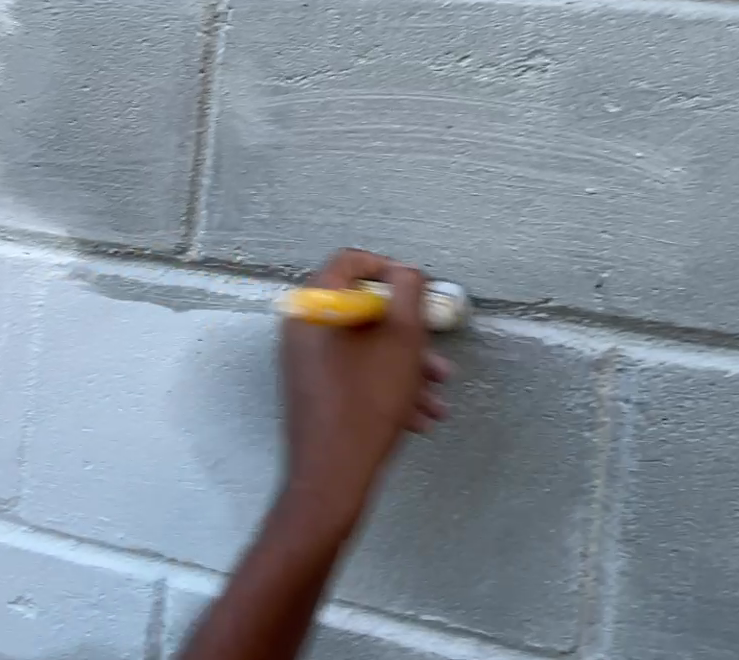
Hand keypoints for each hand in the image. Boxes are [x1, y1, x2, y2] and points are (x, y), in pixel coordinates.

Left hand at [278, 249, 453, 517]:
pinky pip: (352, 372)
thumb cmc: (368, 401)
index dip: (392, 270)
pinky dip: (385, 386)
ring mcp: (303, 360)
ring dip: (404, 366)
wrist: (331, 478)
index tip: (420, 293)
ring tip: (437, 395)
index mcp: (314, 304)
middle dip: (407, 332)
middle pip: (362, 309)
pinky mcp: (310, 389)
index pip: (352, 261)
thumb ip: (408, 291)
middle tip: (435, 352)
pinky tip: (419, 417)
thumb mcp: (402, 337)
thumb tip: (405, 272)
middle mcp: (302, 326)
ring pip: (363, 347)